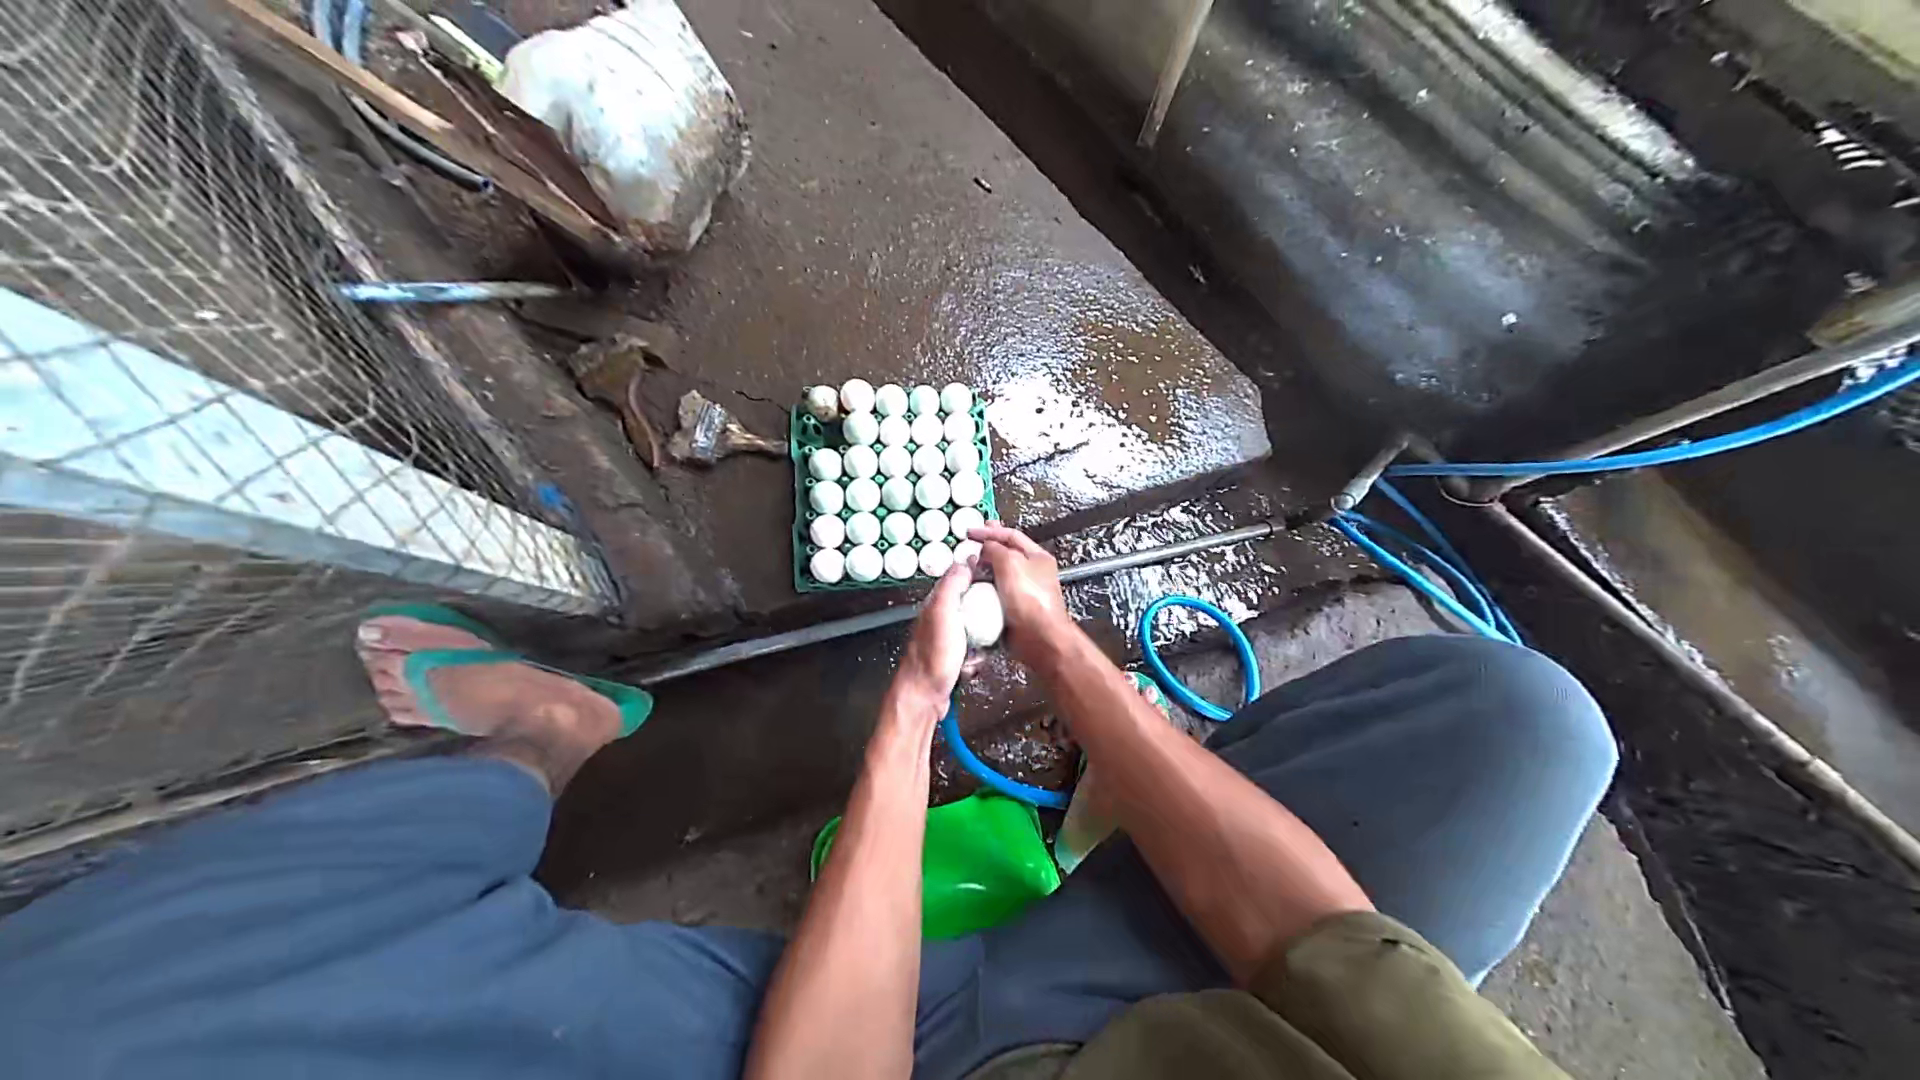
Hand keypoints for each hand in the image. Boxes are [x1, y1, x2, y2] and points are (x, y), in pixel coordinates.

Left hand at [890, 560, 972, 717]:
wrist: (924, 696)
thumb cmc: (932, 656)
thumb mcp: (944, 612)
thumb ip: (952, 585)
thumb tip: (965, 562)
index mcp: (937, 602)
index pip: (962, 579)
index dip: (980, 580)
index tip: (996, 587)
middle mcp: (941, 617)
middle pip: (974, 606)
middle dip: (986, 619)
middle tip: (987, 629)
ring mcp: (948, 638)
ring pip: (978, 631)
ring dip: (981, 643)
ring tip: (973, 654)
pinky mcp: (954, 658)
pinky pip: (976, 652)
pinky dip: (976, 660)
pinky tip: (969, 667)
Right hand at [968, 525, 1071, 663]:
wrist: (1038, 637)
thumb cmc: (1032, 601)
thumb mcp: (1010, 563)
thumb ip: (995, 549)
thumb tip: (986, 547)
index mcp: (1037, 557)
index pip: (1011, 535)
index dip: (990, 531)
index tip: (972, 531)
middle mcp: (1031, 573)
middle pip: (1005, 554)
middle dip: (985, 550)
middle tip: (968, 546)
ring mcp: (1022, 591)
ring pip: (997, 575)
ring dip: (982, 571)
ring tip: (967, 568)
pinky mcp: (1013, 608)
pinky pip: (994, 594)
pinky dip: (982, 590)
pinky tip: (972, 590)